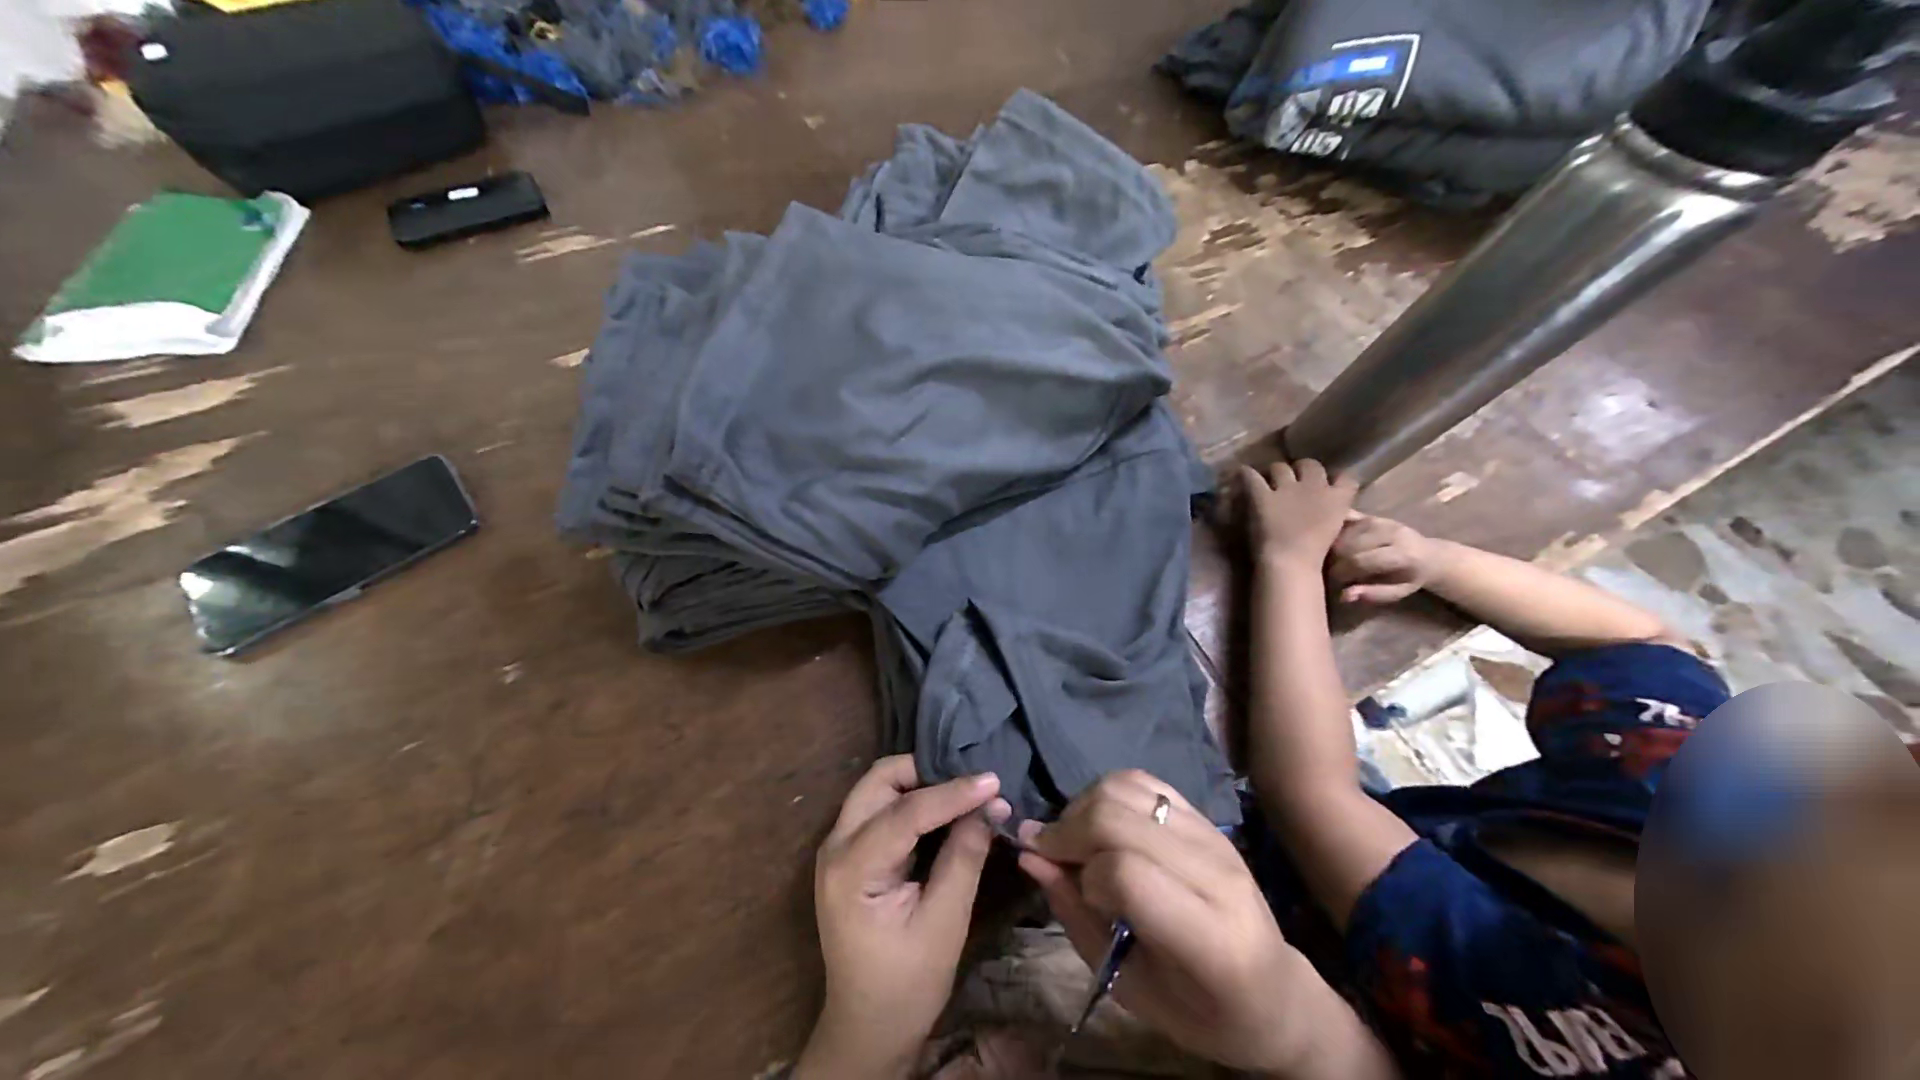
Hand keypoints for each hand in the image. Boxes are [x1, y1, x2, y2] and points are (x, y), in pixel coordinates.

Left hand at [794, 757, 1011, 1079]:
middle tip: (973, 781)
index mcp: (852, 869)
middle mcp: (835, 846)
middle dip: (927, 771)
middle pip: (879, 781)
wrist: (867, 1026)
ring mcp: (837, 847)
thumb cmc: (907, 983)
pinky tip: (944, 806)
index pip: (906, 811)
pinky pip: (879, 807)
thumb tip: (992, 805)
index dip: (953, 792)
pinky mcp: (850, 852)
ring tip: (964, 789)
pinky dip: (912, 798)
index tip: (994, 780)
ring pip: (877, 787)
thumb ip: (964, 857)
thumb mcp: (944, 923)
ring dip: (919, 781)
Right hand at [1015, 771, 1318, 1072]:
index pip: (1127, 873)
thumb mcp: (1131, 987)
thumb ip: (1078, 918)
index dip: (1084, 875)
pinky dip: (1108, 793)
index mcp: (1208, 938)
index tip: (1067, 887)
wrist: (1273, 993)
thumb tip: (1030, 857)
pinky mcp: (1206, 817)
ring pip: (1127, 787)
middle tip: (1049, 852)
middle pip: (1119, 817)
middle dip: (1069, 829)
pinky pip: (1143, 781)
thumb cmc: (1200, 1011)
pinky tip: (1101, 825)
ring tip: (1076, 840)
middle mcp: (1216, 873)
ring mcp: (1214, 835)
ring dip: (1084, 805)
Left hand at [1241, 461, 1358, 572]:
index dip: (1336, 480)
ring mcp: (1286, 488)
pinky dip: (1246, 474)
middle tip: (1294, 481)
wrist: (1290, 562)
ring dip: (1275, 473)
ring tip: (1269, 482)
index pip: (1346, 478)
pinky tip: (1242, 474)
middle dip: (1302, 470)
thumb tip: (1342, 511)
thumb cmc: (1317, 555)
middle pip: (1310, 464)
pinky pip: (1250, 475)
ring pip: (1280, 467)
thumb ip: (1339, 514)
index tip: (1328, 485)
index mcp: (1337, 498)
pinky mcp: (1261, 495)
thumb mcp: (1338, 530)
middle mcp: (1313, 486)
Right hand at [1329, 513, 1441, 604]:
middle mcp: (1390, 532)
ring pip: (1344, 531)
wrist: (1430, 555)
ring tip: (1326, 557)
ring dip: (1330, 545)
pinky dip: (1333, 527)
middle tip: (1326, 569)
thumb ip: (1373, 594)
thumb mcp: (1399, 591)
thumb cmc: (1410, 577)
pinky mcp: (1372, 515)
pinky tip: (1327, 538)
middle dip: (1332, 558)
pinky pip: (1346, 517)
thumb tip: (1344, 596)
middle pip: (1348, 544)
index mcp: (1401, 554)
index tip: (1333, 581)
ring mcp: (1380, 520)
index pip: (1359, 560)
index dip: (1341, 572)